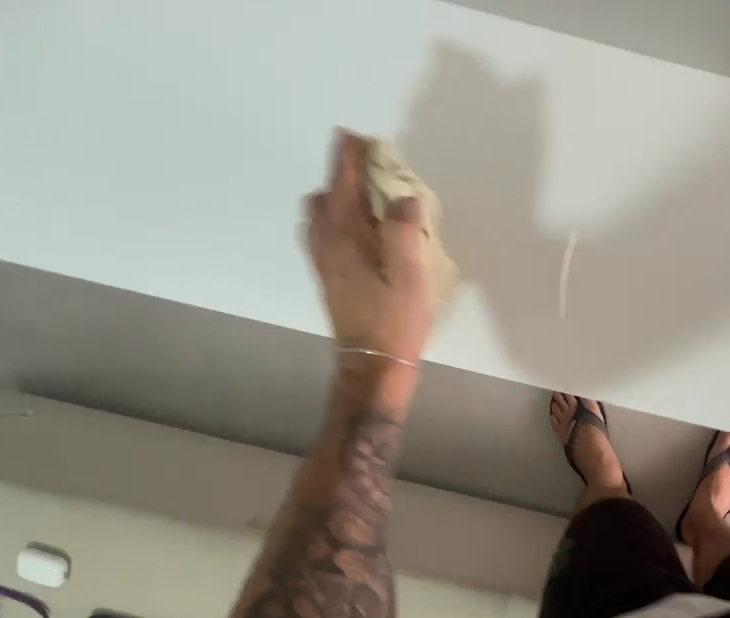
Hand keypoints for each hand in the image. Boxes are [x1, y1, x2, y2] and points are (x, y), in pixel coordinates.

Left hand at [304, 129, 432, 361]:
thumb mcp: (409, 277)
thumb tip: (403, 197)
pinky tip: (361, 237)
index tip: (359, 137)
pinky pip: (323, 236)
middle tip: (373, 173)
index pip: (344, 183)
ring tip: (369, 204)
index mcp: (345, 236)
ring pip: (320, 217)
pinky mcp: (329, 280)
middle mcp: (326, 243)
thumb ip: (404, 231)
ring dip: (339, 201)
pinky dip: (337, 222)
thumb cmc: (393, 323)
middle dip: (344, 177)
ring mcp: (323, 263)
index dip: (351, 156)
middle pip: (326, 195)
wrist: (371, 368)